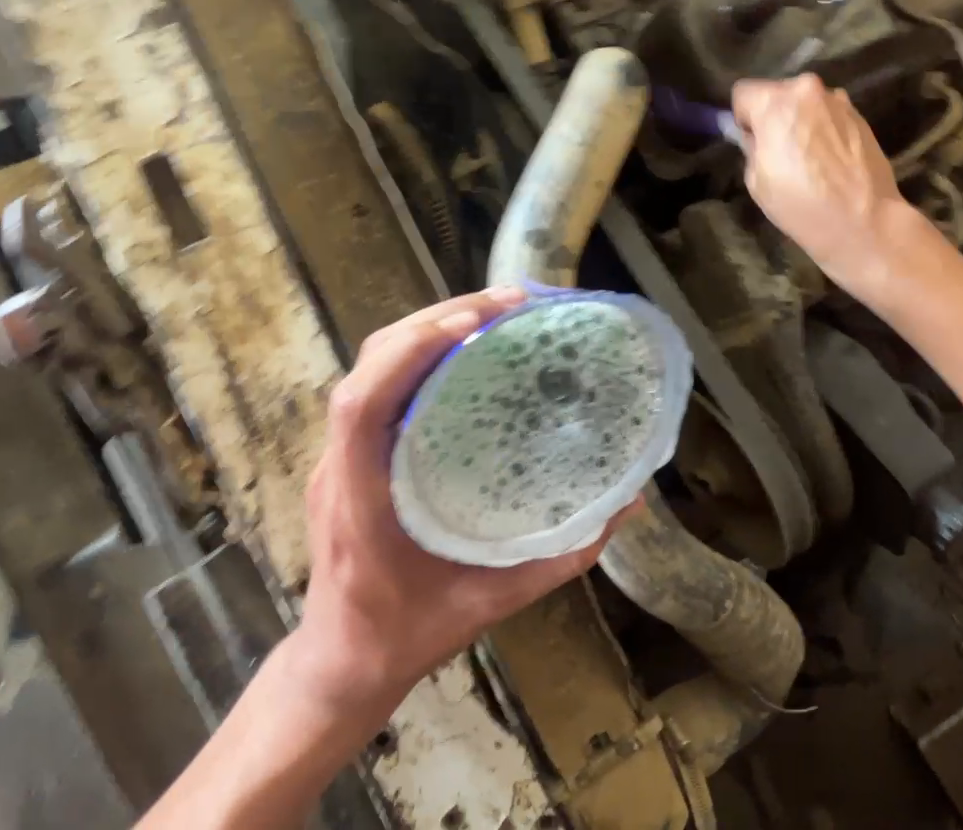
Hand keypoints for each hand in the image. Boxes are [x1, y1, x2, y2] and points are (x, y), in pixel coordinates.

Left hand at [295, 288, 612, 709]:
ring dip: (426, 327)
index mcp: (363, 499)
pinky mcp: (347, 455)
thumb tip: (626, 504)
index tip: (473, 325)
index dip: (412, 352)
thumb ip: (562, 556)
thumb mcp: (494, 601)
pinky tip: (466, 351)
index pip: (364, 404)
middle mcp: (340, 465)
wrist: (342, 662)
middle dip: (433, 318)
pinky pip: (378, 385)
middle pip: (369, 364)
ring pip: (368, 367)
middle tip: (508, 301)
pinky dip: (419, 353)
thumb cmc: (411, 634)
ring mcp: (337, 457)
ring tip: (493, 312)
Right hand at [732, 74, 921, 288]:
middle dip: (773, 115)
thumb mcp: (756, 181)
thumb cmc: (801, 204)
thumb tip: (754, 136)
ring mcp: (839, 100)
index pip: (742, 92)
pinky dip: (824, 129)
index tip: (751, 141)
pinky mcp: (861, 115)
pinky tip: (830, 160)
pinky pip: (829, 114)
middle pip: (777, 93)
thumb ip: (751, 147)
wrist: (863, 221)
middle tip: (779, 151)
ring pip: (806, 103)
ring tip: (809, 158)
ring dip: (801, 121)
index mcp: (776, 102)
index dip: (742, 118)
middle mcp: (808, 89)